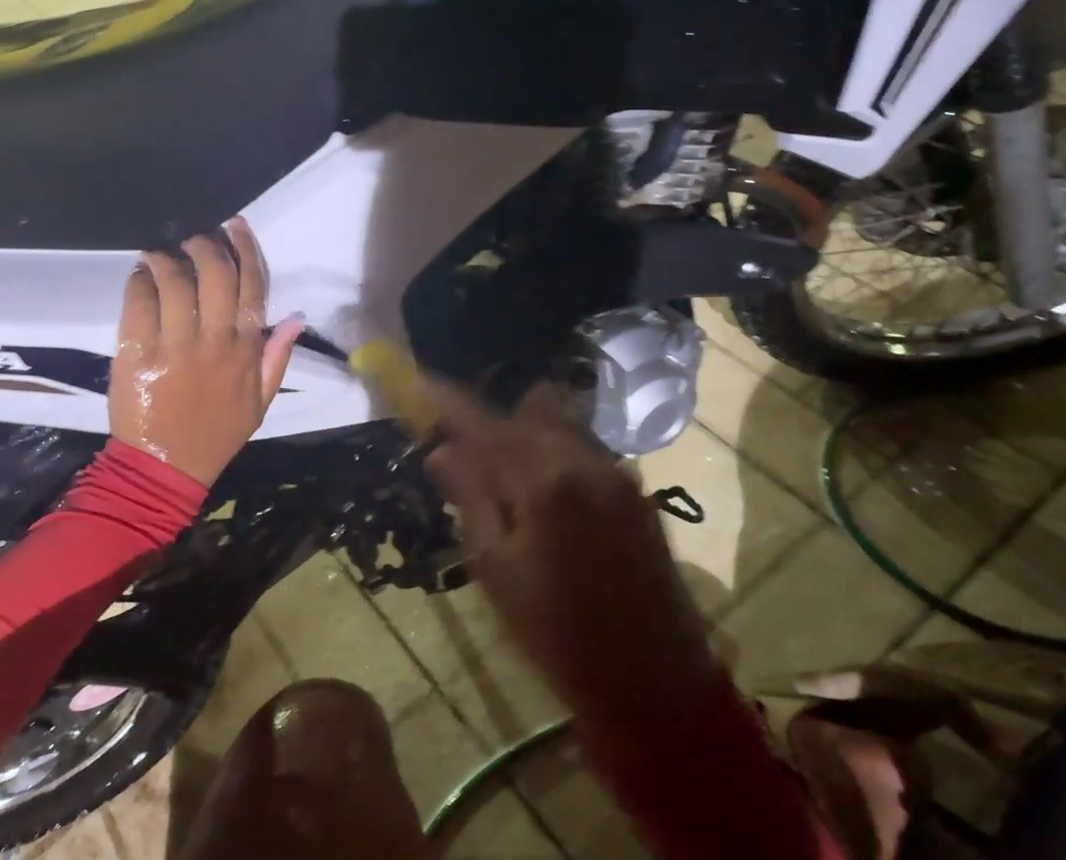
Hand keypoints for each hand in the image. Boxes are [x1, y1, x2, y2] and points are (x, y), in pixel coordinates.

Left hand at [109, 217, 302, 486]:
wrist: (166, 467)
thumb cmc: (216, 435)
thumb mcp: (259, 402)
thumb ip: (277, 358)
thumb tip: (296, 319)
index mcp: (246, 351)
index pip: (252, 287)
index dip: (245, 250)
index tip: (234, 225)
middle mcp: (215, 342)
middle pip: (215, 275)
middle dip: (204, 245)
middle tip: (191, 238)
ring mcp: (176, 347)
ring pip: (176, 283)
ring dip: (167, 258)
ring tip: (160, 253)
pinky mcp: (138, 354)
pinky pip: (140, 304)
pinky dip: (140, 282)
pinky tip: (140, 275)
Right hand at [422, 381, 716, 722]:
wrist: (653, 683)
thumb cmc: (556, 633)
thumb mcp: (495, 569)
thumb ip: (469, 498)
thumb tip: (442, 450)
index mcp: (545, 479)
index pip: (482, 420)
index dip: (444, 399)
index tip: (413, 381)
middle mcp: (587, 461)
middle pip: (531, 406)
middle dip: (493, 419)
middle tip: (464, 454)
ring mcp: (621, 476)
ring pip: (563, 426)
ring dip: (527, 437)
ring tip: (504, 485)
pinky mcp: (639, 496)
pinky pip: (587, 453)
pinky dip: (556, 459)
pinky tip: (545, 506)